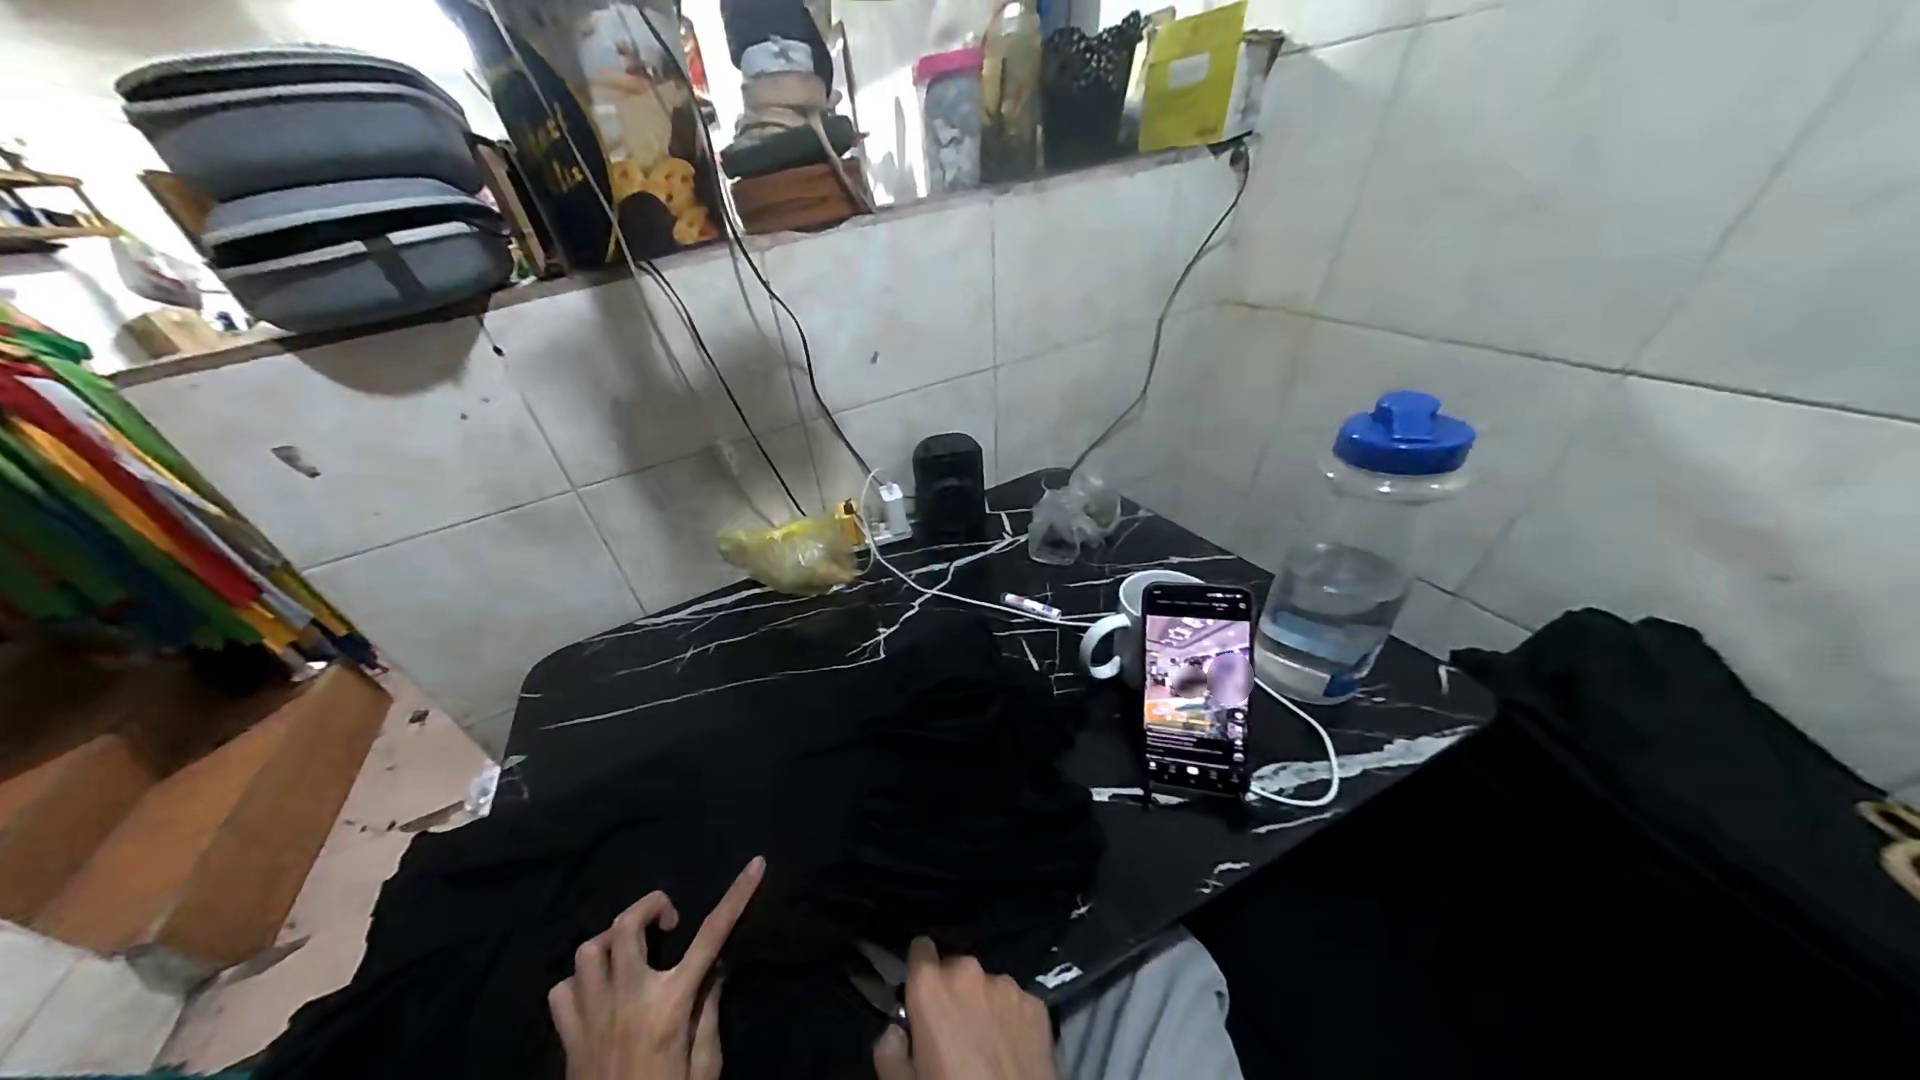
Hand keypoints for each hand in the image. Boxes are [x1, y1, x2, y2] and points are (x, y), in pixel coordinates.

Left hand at [549, 857, 764, 1079]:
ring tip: (630, 954)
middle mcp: (629, 998)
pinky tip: (597, 992)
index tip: (756, 863)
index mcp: (671, 1004)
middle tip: (668, 922)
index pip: (712, 934)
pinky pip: (562, 991)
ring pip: (588, 950)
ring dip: (612, 941)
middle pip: (626, 925)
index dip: (737, 894)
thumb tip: (714, 968)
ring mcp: (592, 1016)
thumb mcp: (704, 1067)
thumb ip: (709, 1012)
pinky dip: (579, 982)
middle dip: (650, 906)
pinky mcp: (568, 1038)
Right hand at [872, 936, 1055, 1079]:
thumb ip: (889, 1051)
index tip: (921, 996)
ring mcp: (1007, 985)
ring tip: (986, 1044)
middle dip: (951, 992)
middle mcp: (969, 972)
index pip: (920, 949)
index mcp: (931, 985)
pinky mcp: (1036, 1004)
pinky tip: (1011, 1050)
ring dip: (982, 1004)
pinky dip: (1010, 1019)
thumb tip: (895, 1031)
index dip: (919, 971)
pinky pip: (1014, 1003)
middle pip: (955, 968)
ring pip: (986, 985)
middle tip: (953, 1032)